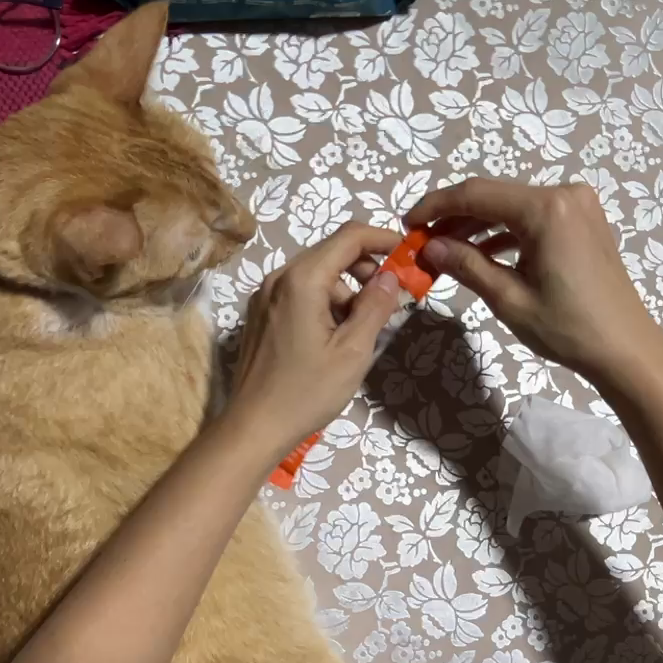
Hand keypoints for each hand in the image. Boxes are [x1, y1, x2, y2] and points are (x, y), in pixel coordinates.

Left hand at [226, 222, 405, 458]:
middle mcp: (278, 278)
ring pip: (316, 277)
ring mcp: (265, 297)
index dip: (383, 239)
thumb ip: (375, 307)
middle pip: (331, 253)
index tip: (408, 255)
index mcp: (302, 280)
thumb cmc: (307, 392)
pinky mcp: (260, 316)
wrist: (254, 426)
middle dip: (366, 270)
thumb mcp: (352, 351)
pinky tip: (334, 336)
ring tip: (361, 329)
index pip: (349, 236)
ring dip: (345, 292)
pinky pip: (299, 294)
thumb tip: (391, 277)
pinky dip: (324, 303)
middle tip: (390, 300)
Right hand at [406, 178, 662, 385]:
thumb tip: (429, 247)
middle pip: (494, 196)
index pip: (476, 194)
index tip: (407, 224)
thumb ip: (467, 266)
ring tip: (445, 251)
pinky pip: (533, 218)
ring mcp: (577, 206)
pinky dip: (505, 233)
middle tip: (422, 242)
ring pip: (512, 207)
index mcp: (546, 209)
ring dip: (477, 226)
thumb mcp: (509, 299)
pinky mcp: (583, 221)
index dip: (436, 206)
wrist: (625, 348)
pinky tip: (481, 253)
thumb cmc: (567, 328)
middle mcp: (564, 194)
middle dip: (454, 218)